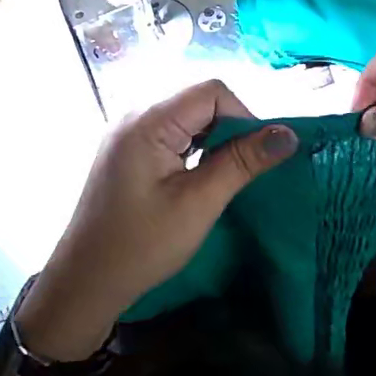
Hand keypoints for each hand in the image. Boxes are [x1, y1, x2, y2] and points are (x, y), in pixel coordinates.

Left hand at [16, 81, 297, 359]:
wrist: (85, 283)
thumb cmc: (142, 245)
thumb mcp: (200, 203)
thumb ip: (243, 161)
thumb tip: (289, 134)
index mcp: (148, 121)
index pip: (213, 92)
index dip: (244, 118)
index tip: (256, 158)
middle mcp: (135, 116)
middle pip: (200, 101)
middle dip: (230, 130)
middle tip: (240, 172)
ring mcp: (128, 133)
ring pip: (189, 118)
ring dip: (214, 142)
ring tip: (220, 179)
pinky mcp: (128, 151)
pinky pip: (172, 134)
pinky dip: (195, 150)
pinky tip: (197, 180)